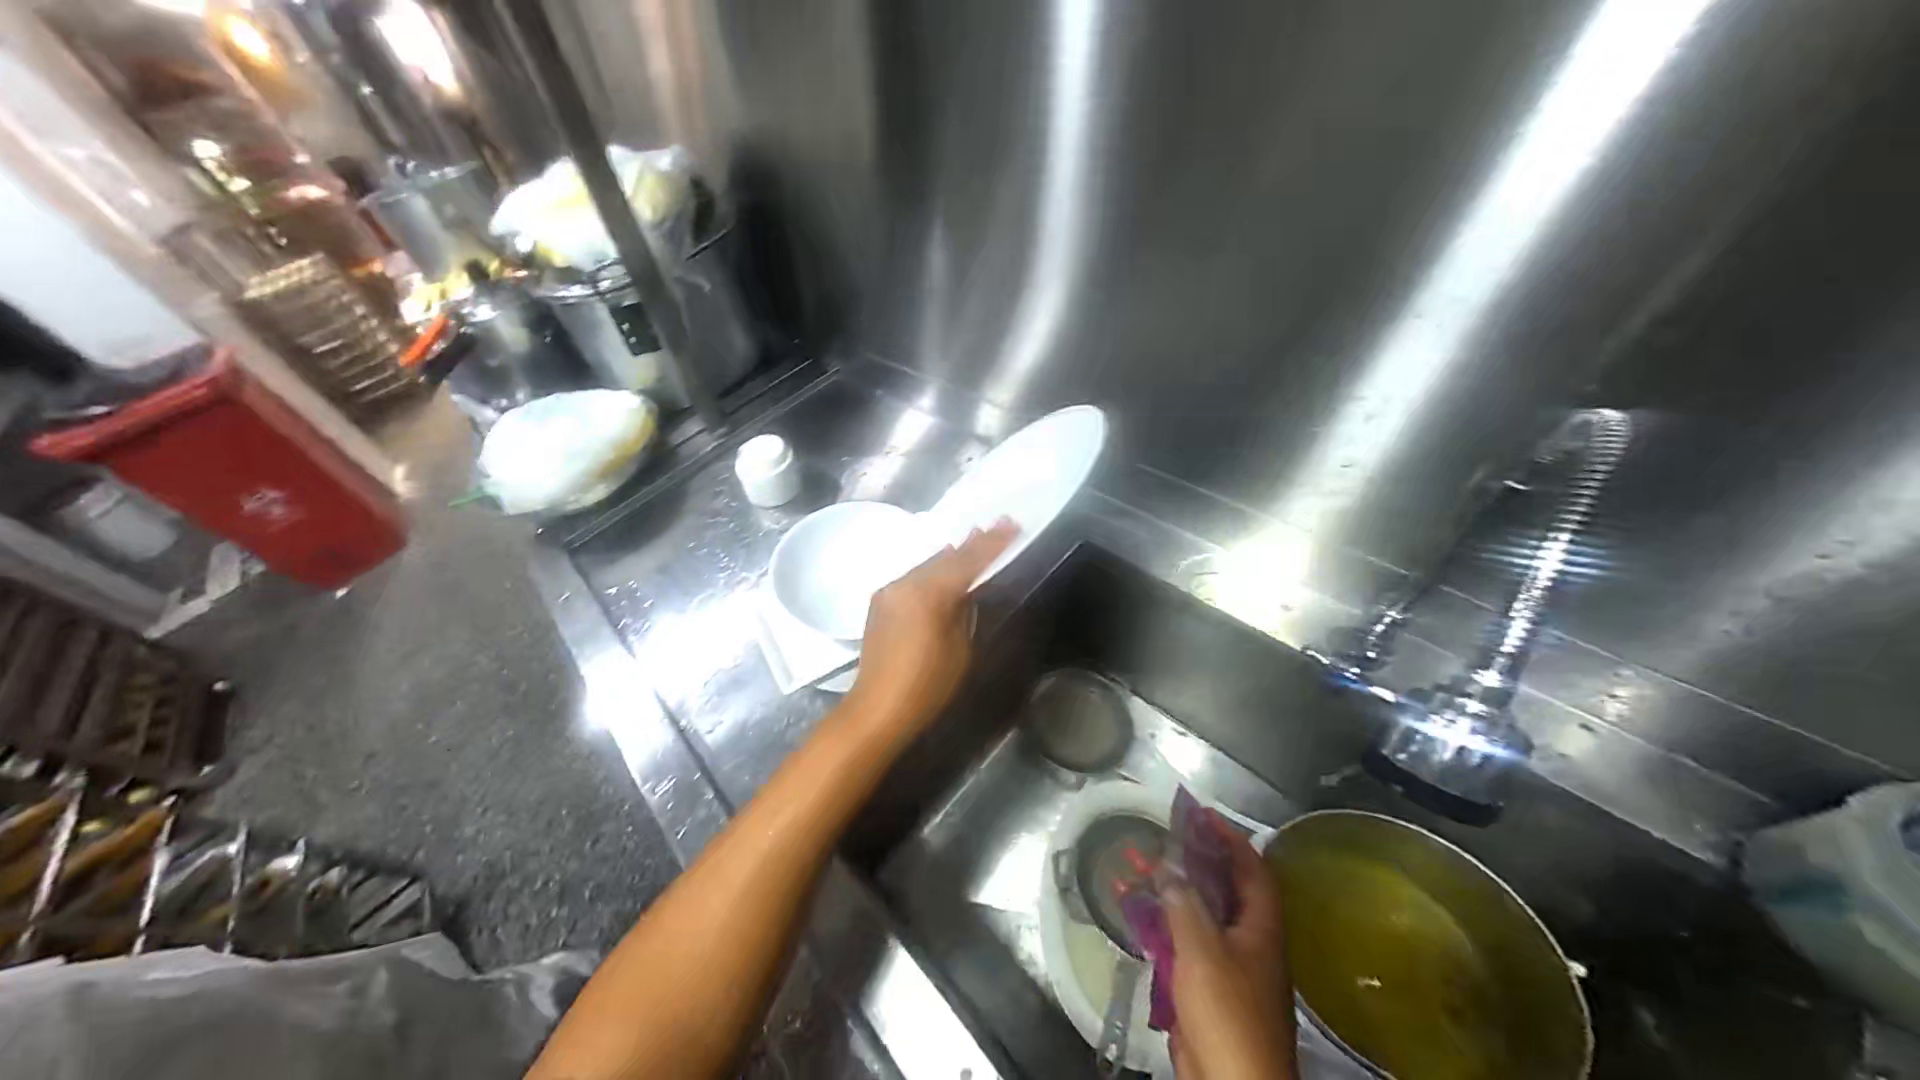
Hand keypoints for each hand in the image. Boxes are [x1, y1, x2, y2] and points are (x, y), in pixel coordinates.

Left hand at [846, 519, 1017, 737]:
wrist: (877, 708)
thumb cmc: (928, 686)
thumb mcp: (961, 649)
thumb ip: (966, 610)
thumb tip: (969, 589)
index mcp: (930, 592)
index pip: (968, 559)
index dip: (993, 543)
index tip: (1012, 524)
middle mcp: (906, 582)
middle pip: (947, 556)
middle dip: (974, 543)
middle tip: (999, 525)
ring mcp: (890, 590)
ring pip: (928, 564)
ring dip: (953, 555)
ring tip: (976, 539)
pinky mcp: (880, 602)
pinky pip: (914, 576)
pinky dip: (934, 570)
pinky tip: (945, 567)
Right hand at [1165, 811, 1296, 1079]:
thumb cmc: (1227, 1012)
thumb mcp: (1203, 950)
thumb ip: (1184, 903)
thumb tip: (1169, 866)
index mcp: (1261, 929)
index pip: (1253, 870)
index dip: (1232, 839)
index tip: (1204, 816)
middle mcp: (1249, 942)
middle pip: (1226, 890)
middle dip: (1198, 860)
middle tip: (1169, 836)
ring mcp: (1229, 967)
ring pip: (1202, 916)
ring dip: (1176, 892)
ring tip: (1147, 868)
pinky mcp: (1208, 989)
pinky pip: (1186, 945)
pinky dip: (1166, 925)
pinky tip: (1142, 915)